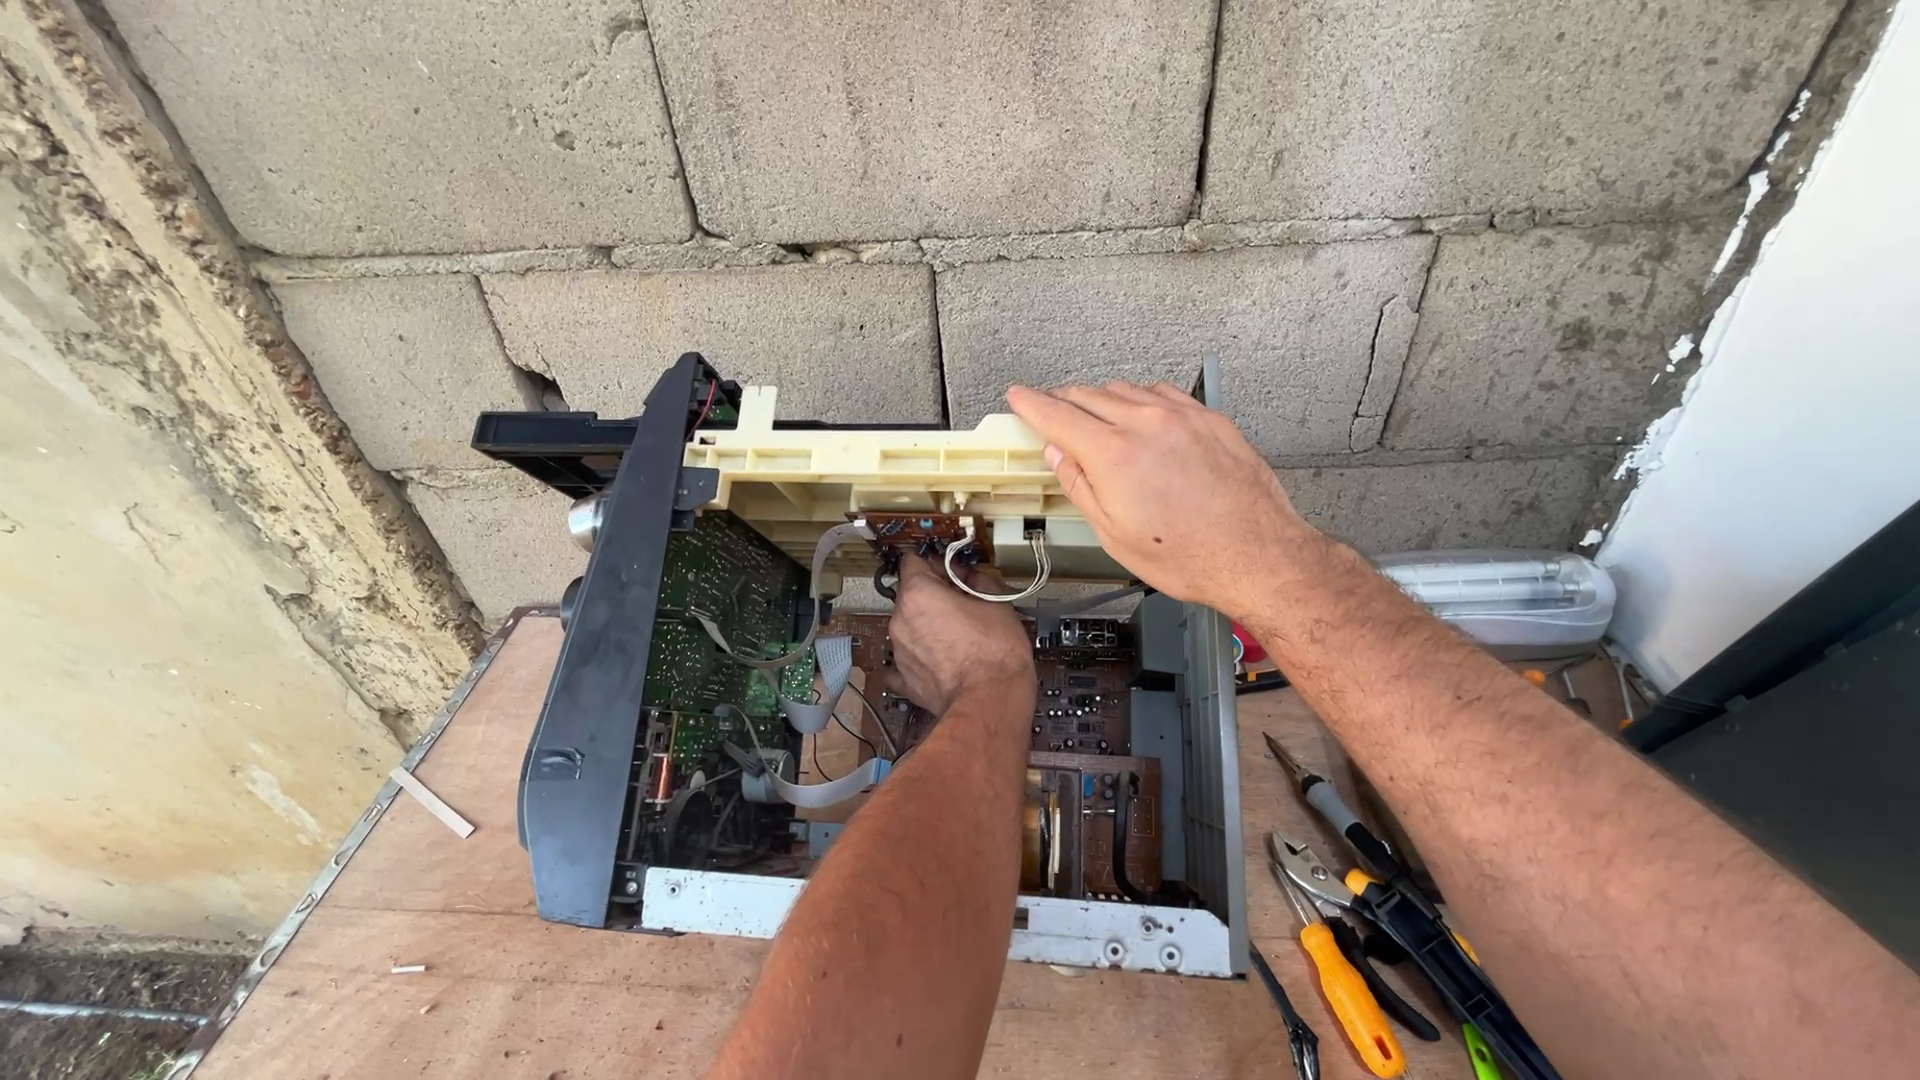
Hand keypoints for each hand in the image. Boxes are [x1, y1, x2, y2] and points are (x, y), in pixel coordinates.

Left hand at [885, 556, 1035, 715]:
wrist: (990, 702)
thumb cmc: (995, 654)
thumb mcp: (997, 603)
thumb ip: (978, 581)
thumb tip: (973, 579)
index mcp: (919, 594)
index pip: (912, 561)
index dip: (935, 563)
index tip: (950, 570)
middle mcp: (901, 620)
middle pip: (910, 594)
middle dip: (933, 595)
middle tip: (961, 602)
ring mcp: (899, 651)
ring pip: (908, 625)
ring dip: (927, 624)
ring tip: (959, 634)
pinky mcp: (904, 679)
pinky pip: (904, 660)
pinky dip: (918, 657)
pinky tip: (937, 659)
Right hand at [1006, 382, 1315, 617]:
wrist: (1256, 555)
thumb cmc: (1189, 555)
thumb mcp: (1114, 534)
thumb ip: (1080, 486)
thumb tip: (1057, 455)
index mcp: (1113, 455)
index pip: (1057, 415)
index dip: (1031, 404)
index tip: (1018, 396)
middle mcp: (1145, 424)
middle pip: (1088, 395)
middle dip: (1062, 400)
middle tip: (1051, 411)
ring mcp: (1181, 416)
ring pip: (1125, 389)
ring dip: (1100, 399)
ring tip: (1094, 418)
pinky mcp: (1209, 418)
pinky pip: (1162, 394)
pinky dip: (1140, 399)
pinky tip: (1140, 416)